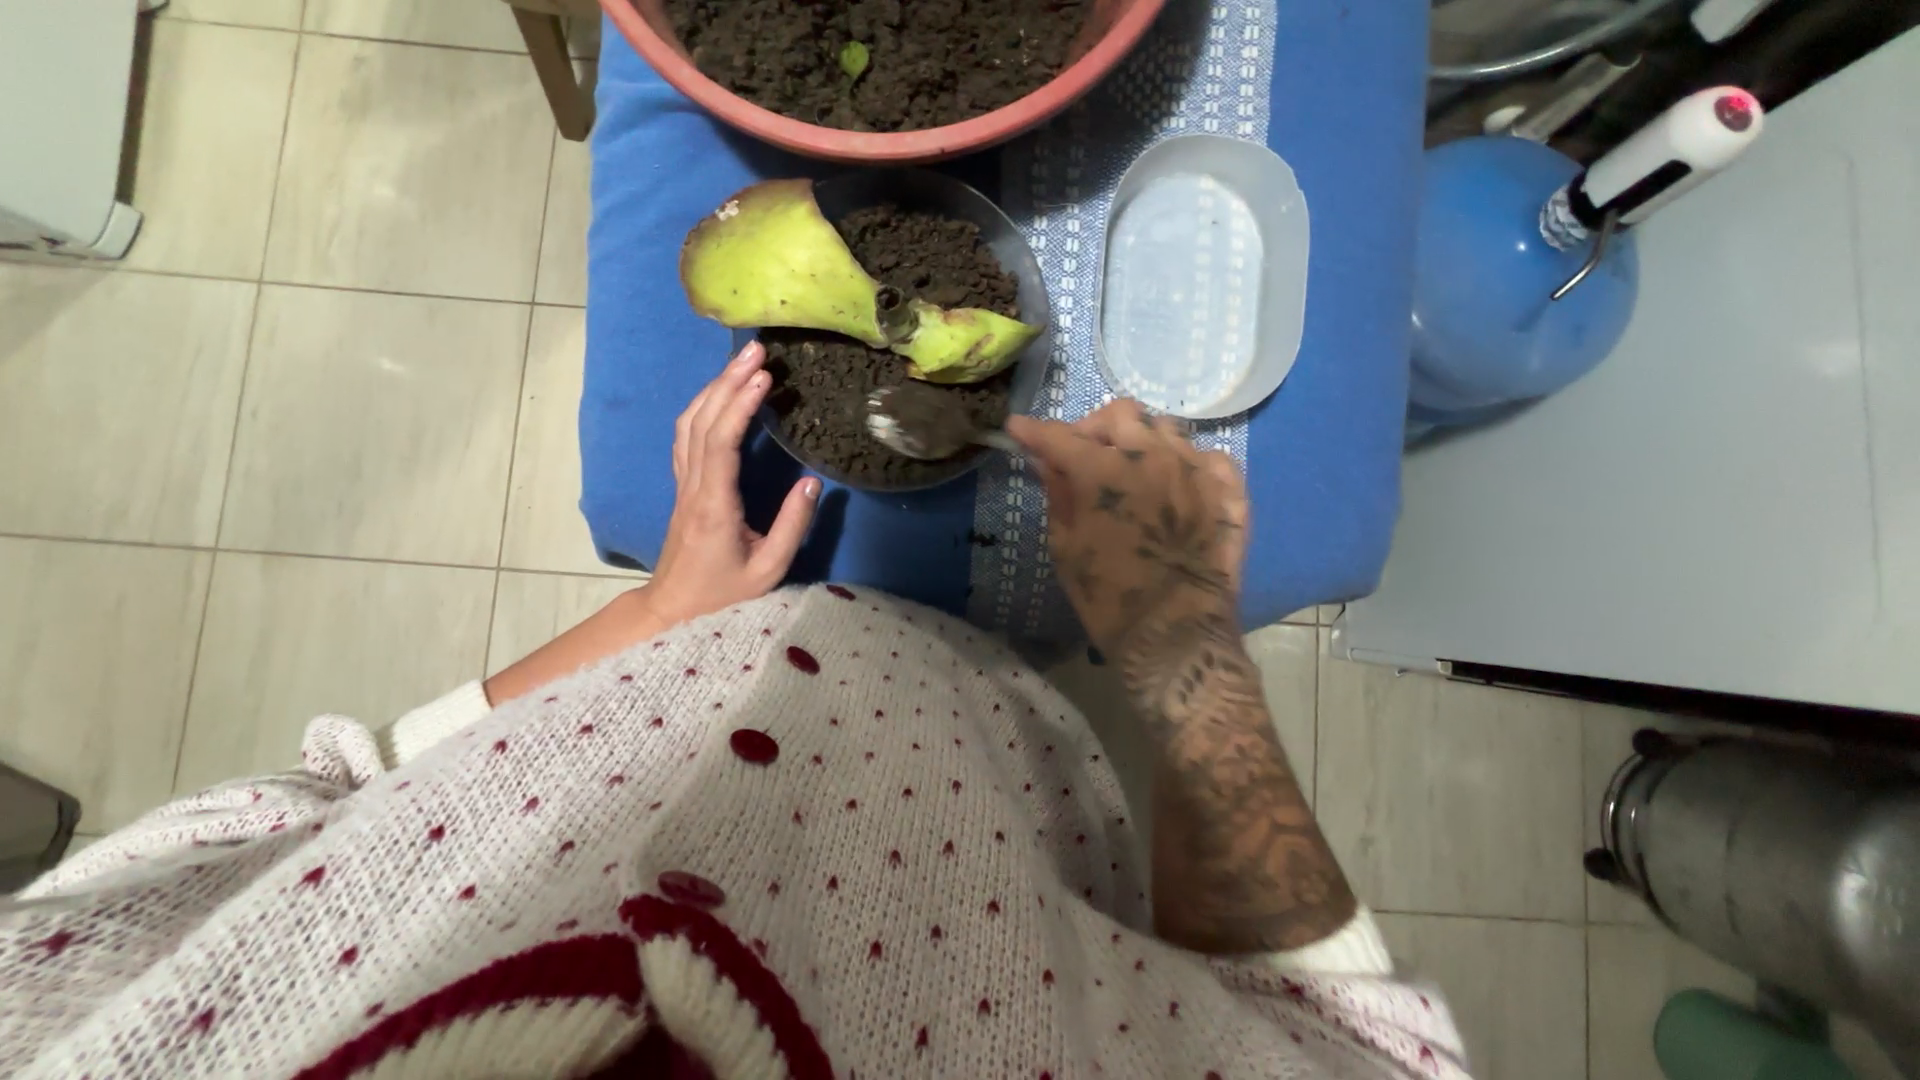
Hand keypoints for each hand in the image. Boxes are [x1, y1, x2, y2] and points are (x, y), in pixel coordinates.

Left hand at [644, 341, 820, 626]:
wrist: (673, 610)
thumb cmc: (723, 595)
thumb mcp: (769, 570)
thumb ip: (792, 526)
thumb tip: (811, 482)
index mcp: (714, 505)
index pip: (722, 443)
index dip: (740, 406)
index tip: (764, 377)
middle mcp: (693, 487)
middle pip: (702, 422)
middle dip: (727, 381)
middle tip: (755, 350)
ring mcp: (683, 485)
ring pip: (688, 424)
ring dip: (713, 389)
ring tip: (741, 363)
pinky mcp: (683, 487)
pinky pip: (686, 437)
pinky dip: (702, 407)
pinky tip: (720, 394)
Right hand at [1005, 400, 1248, 655]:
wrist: (1176, 636)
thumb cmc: (1108, 599)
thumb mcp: (1066, 549)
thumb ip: (1058, 495)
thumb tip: (1047, 462)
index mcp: (1103, 471)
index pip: (1061, 436)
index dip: (1034, 431)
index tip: (1018, 428)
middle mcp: (1152, 456)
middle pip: (1119, 415)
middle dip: (1093, 429)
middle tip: (1082, 456)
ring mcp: (1195, 470)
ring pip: (1165, 428)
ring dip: (1141, 442)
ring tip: (1132, 471)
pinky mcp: (1227, 491)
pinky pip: (1206, 457)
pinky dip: (1185, 464)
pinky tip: (1175, 486)